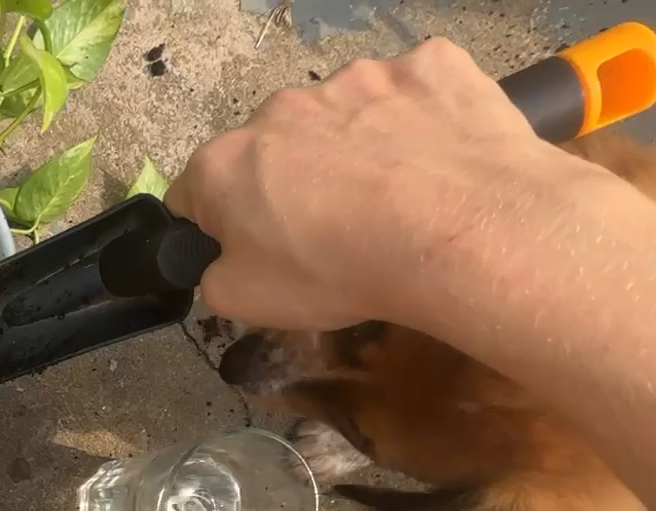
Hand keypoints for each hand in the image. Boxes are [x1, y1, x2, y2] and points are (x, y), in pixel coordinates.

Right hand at [168, 38, 589, 329]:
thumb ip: (211, 271)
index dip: (214, 226)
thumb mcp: (236, 301)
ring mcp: (358, 78)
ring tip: (381, 195)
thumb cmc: (333, 270)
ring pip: (333, 118)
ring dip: (342, 148)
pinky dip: (406, 121)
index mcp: (219, 164)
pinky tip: (424, 161)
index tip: (246, 247)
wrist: (464, 234)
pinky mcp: (431, 64)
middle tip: (316, 227)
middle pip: (263, 149)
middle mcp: (277, 109)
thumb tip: (227, 256)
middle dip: (278, 181)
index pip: (191, 194)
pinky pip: (404, 92)